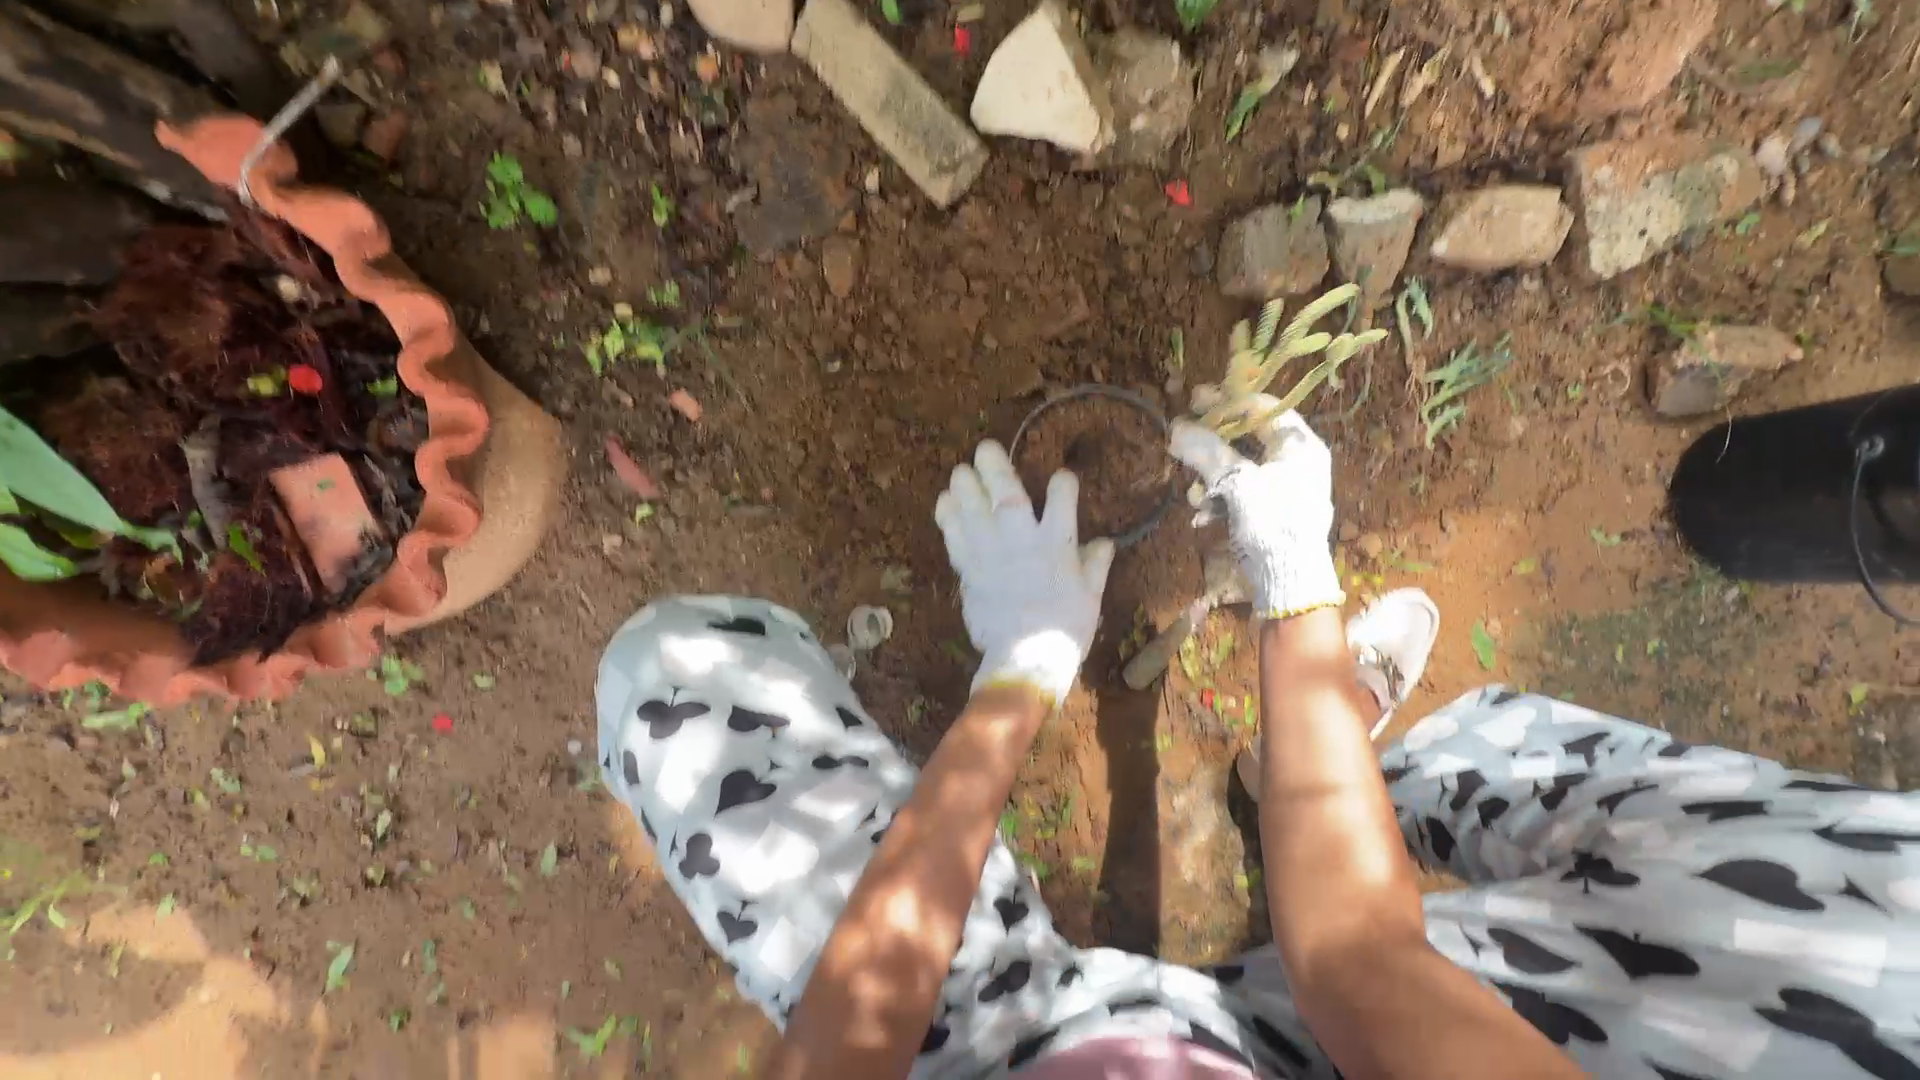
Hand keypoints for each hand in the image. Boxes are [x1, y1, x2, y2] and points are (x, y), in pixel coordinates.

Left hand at [935, 440, 1114, 707]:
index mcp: (1057, 545)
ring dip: (965, 487)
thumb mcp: (1091, 596)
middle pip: (1007, 495)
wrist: (1027, 658)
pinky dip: (949, 518)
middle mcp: (1022, 541)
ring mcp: (992, 554)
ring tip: (959, 471)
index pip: (1062, 500)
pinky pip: (955, 537)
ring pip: (974, 510)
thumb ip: (1095, 564)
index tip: (1062, 477)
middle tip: (984, 448)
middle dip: (996, 468)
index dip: (1062, 483)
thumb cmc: (1066, 628)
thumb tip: (1105, 543)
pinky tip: (944, 502)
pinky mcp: (970, 571)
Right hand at [1169, 402, 1343, 620]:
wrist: (1288, 583)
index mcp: (1300, 446)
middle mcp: (1294, 461)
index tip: (1193, 401)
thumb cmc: (1273, 525)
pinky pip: (1238, 491)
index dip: (1227, 401)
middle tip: (1181, 439)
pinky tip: (1203, 515)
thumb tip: (1176, 427)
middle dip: (1212, 443)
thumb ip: (1207, 452)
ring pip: (1237, 465)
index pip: (1263, 407)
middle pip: (1246, 436)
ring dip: (1210, 476)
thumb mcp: (1238, 484)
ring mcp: (1282, 487)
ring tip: (1195, 494)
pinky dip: (1219, 498)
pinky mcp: (1268, 511)